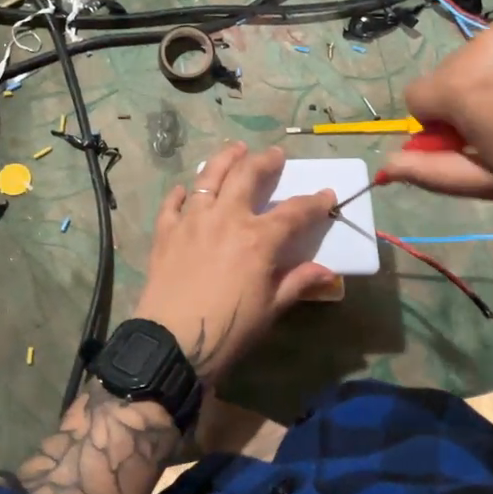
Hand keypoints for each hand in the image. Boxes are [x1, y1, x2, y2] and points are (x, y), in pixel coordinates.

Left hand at [132, 143, 336, 385]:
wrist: (172, 344)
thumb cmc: (228, 329)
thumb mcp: (270, 309)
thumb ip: (297, 283)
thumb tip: (326, 272)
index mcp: (257, 238)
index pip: (294, 212)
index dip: (314, 202)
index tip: (327, 194)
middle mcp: (225, 218)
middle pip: (246, 176)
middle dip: (264, 161)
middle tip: (274, 154)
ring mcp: (191, 221)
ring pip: (208, 178)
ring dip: (224, 159)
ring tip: (234, 149)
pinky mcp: (165, 232)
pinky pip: (173, 203)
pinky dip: (181, 193)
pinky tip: (186, 190)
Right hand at [382, 3, 492, 203]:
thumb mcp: (492, 183)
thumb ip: (431, 172)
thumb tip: (386, 162)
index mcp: (459, 86)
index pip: (417, 98)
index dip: (441, 126)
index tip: (479, 142)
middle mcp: (481, 43)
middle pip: (452, 72)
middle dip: (471, 96)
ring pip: (488, 49)